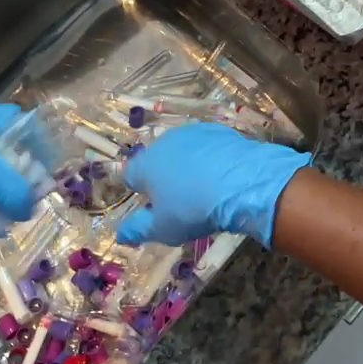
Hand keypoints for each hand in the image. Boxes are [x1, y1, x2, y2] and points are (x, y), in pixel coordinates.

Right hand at [115, 124, 311, 246]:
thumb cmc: (194, 209)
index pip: (130, 175)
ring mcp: (194, 132)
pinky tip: (222, 175)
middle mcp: (166, 141)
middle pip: (157, 160)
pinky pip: (207, 147)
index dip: (139, 191)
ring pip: (182, 151)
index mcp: (146, 163)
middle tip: (181, 201)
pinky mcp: (220, 130)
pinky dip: (210, 158)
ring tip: (204, 188)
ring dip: (187, 166)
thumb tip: (119, 233)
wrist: (243, 183)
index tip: (154, 206)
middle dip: (164, 177)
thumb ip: (137, 229)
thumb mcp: (162, 228)